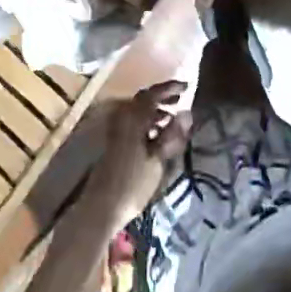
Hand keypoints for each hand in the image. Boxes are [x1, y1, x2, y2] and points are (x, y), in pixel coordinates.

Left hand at [81, 81, 189, 226]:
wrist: (102, 206)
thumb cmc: (133, 183)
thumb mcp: (157, 159)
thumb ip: (172, 135)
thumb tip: (188, 112)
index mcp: (133, 118)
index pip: (153, 94)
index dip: (170, 88)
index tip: (187, 86)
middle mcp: (122, 117)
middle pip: (144, 99)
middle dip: (163, 97)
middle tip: (181, 99)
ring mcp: (116, 129)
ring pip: (138, 111)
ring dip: (155, 111)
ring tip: (173, 118)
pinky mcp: (115, 141)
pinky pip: (133, 122)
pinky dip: (147, 122)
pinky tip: (158, 134)